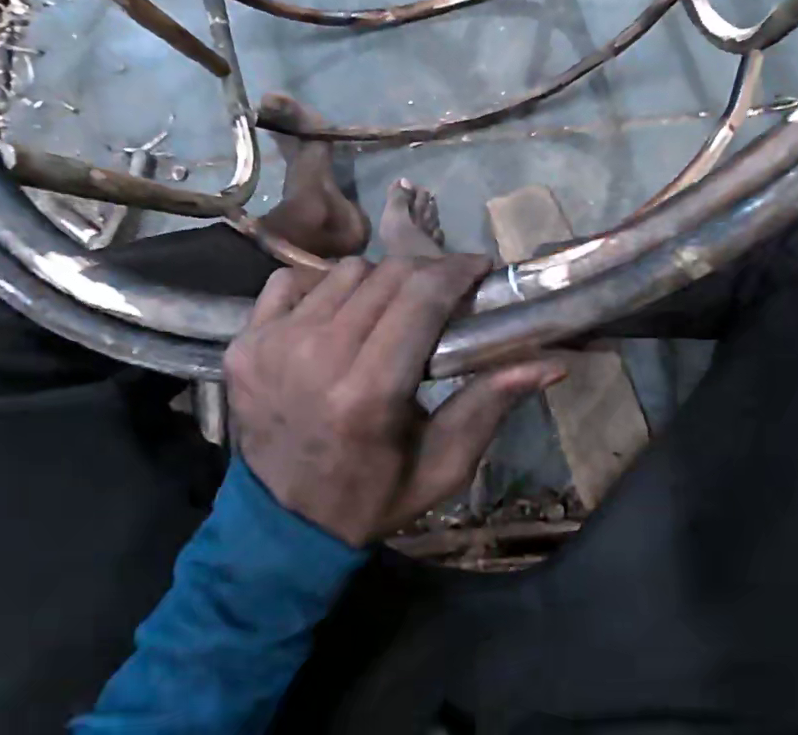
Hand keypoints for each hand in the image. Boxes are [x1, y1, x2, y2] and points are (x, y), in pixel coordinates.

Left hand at [223, 255, 564, 546]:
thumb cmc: (375, 495)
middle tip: (445, 293)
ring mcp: (270, 347)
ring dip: (380, 282)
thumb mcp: (446, 463)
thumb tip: (554, 363)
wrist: (280, 529)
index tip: (480, 268)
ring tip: (392, 311)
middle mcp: (314, 359)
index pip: (421, 296)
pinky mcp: (243, 344)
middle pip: (388, 274)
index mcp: (368, 393)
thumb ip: (493, 403)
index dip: (458, 270)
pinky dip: (325, 286)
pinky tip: (340, 316)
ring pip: (345, 271)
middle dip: (428, 273)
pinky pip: (294, 280)